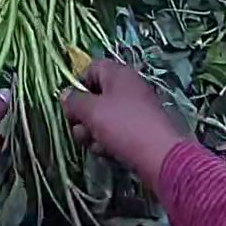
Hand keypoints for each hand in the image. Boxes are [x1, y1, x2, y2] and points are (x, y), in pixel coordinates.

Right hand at [62, 58, 186, 187]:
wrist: (161, 157)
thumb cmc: (124, 125)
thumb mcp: (92, 111)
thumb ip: (74, 101)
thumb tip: (64, 95)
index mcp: (118, 73)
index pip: (91, 68)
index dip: (78, 85)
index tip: (70, 104)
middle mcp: (127, 87)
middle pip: (95, 94)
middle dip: (83, 114)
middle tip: (80, 131)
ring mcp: (135, 109)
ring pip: (104, 115)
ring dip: (93, 131)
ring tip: (94, 145)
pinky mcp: (140, 130)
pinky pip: (116, 130)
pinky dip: (108, 140)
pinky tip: (107, 152)